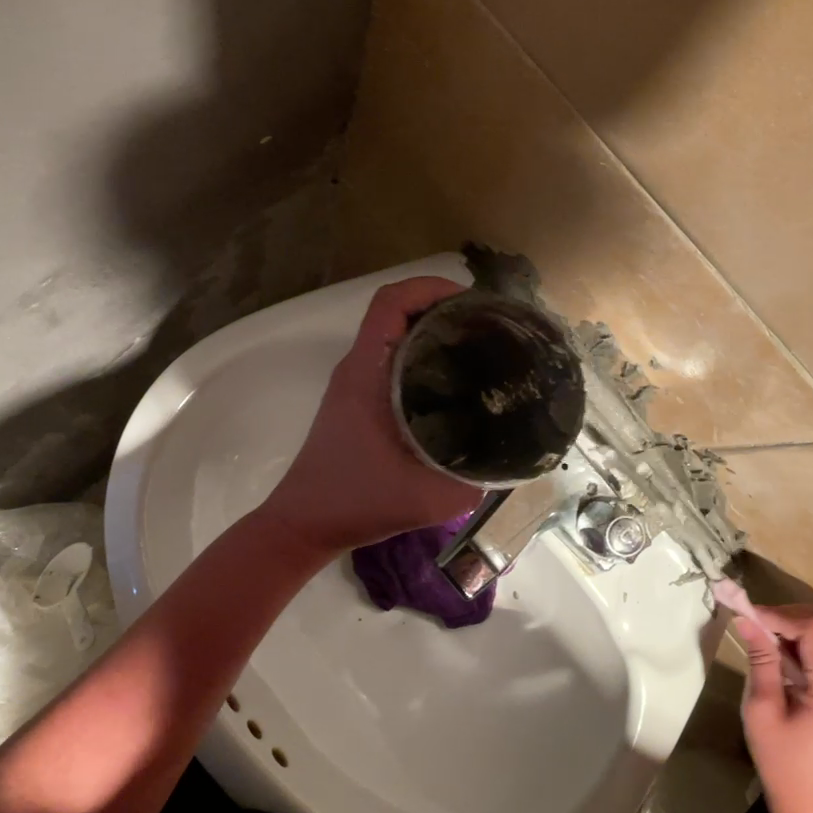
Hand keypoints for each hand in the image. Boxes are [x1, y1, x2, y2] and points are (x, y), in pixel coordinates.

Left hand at [262, 276, 481, 555]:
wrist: (302, 525)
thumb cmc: (353, 503)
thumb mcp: (424, 498)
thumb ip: (471, 482)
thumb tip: (511, 462)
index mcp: (366, 372)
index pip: (391, 302)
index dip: (430, 288)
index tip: (472, 301)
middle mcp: (358, 368)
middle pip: (398, 312)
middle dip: (444, 309)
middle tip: (490, 327)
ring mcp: (356, 384)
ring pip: (396, 336)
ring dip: (434, 332)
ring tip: (482, 349)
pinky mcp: (359, 401)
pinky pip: (394, 361)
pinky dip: (425, 358)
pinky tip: (456, 385)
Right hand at [728, 600, 812, 812]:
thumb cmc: (783, 763)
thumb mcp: (761, 710)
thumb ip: (760, 660)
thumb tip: (746, 619)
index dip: (781, 615)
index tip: (749, 616)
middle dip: (793, 615)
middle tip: (760, 624)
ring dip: (805, 625)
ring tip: (773, 637)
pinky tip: (792, 654)